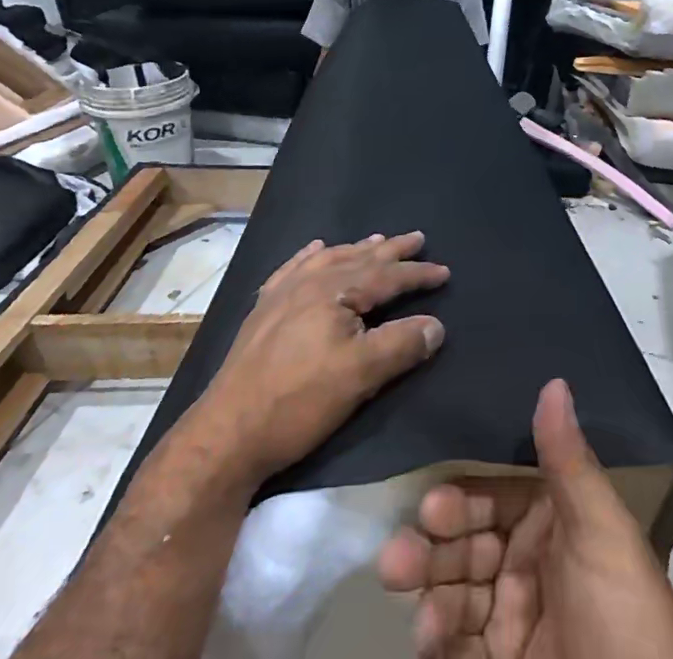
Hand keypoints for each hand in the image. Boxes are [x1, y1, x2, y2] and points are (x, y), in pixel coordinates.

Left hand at [190, 232, 448, 488]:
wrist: (227, 434)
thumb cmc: (299, 401)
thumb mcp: (362, 375)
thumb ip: (402, 344)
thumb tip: (436, 325)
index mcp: (333, 293)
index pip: (386, 277)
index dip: (418, 274)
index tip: (445, 271)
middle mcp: (307, 284)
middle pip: (358, 259)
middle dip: (391, 251)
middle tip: (416, 238)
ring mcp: (280, 295)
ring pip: (327, 260)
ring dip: (356, 249)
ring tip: (376, 241)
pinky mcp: (262, 312)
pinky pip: (291, 270)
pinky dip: (309, 256)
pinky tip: (314, 250)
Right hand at [377, 380, 672, 658]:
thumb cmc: (622, 610)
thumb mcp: (601, 530)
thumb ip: (569, 461)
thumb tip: (555, 382)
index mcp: (559, 522)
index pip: (499, 496)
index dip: (466, 497)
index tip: (433, 503)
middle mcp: (532, 562)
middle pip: (469, 542)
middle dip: (432, 545)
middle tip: (399, 556)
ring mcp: (513, 616)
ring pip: (454, 590)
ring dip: (426, 588)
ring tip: (403, 593)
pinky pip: (456, 642)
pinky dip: (436, 636)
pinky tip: (427, 635)